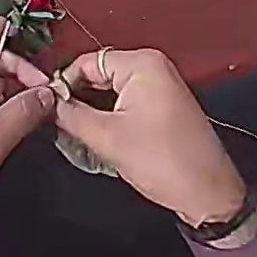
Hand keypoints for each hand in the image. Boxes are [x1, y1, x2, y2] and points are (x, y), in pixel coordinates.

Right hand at [54, 49, 246, 226]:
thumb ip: (71, 116)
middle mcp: (153, 66)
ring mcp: (160, 84)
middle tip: (58, 124)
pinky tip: (98, 135)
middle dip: (78, 98)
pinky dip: (110, 115)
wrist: (208, 193)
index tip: (48, 106)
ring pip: (111, 90)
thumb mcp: (107, 138)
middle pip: (99, 74)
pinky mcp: (163, 103)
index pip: (87, 62)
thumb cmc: (165, 162)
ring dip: (93, 109)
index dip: (64, 83)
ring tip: (75, 133)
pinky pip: (126, 100)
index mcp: (142, 64)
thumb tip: (48, 104)